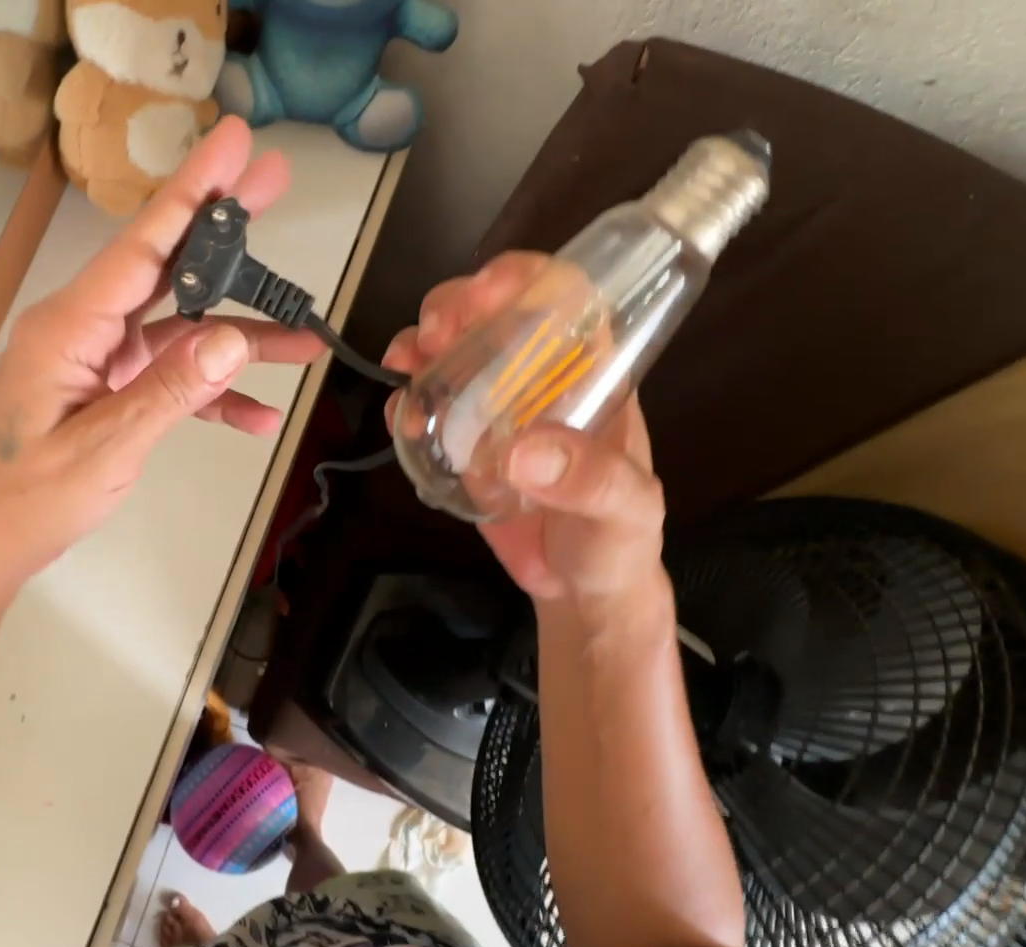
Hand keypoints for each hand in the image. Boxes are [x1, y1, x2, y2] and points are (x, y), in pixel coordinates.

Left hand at [0, 117, 325, 583]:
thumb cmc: (33, 497)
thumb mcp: (106, 447)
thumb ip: (169, 392)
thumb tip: (232, 341)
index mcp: (71, 326)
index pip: (142, 248)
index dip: (193, 195)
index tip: (235, 145)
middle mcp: (86, 328)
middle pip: (167, 269)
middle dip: (226, 234)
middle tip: (277, 185)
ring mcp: (100, 359)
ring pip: (180, 329)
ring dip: (240, 337)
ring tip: (307, 337)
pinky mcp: (111, 390)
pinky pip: (170, 378)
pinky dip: (212, 395)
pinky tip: (259, 417)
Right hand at [383, 252, 667, 612]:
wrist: (577, 590)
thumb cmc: (617, 541)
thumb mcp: (625, 510)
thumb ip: (591, 481)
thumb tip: (523, 451)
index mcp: (589, 378)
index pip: (563, 301)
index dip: (525, 278)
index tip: (488, 288)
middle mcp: (536, 383)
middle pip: (491, 317)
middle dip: (455, 307)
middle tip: (436, 333)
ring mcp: (493, 414)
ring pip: (450, 356)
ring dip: (419, 347)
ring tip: (405, 364)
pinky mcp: (460, 448)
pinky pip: (427, 411)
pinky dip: (405, 402)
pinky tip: (400, 416)